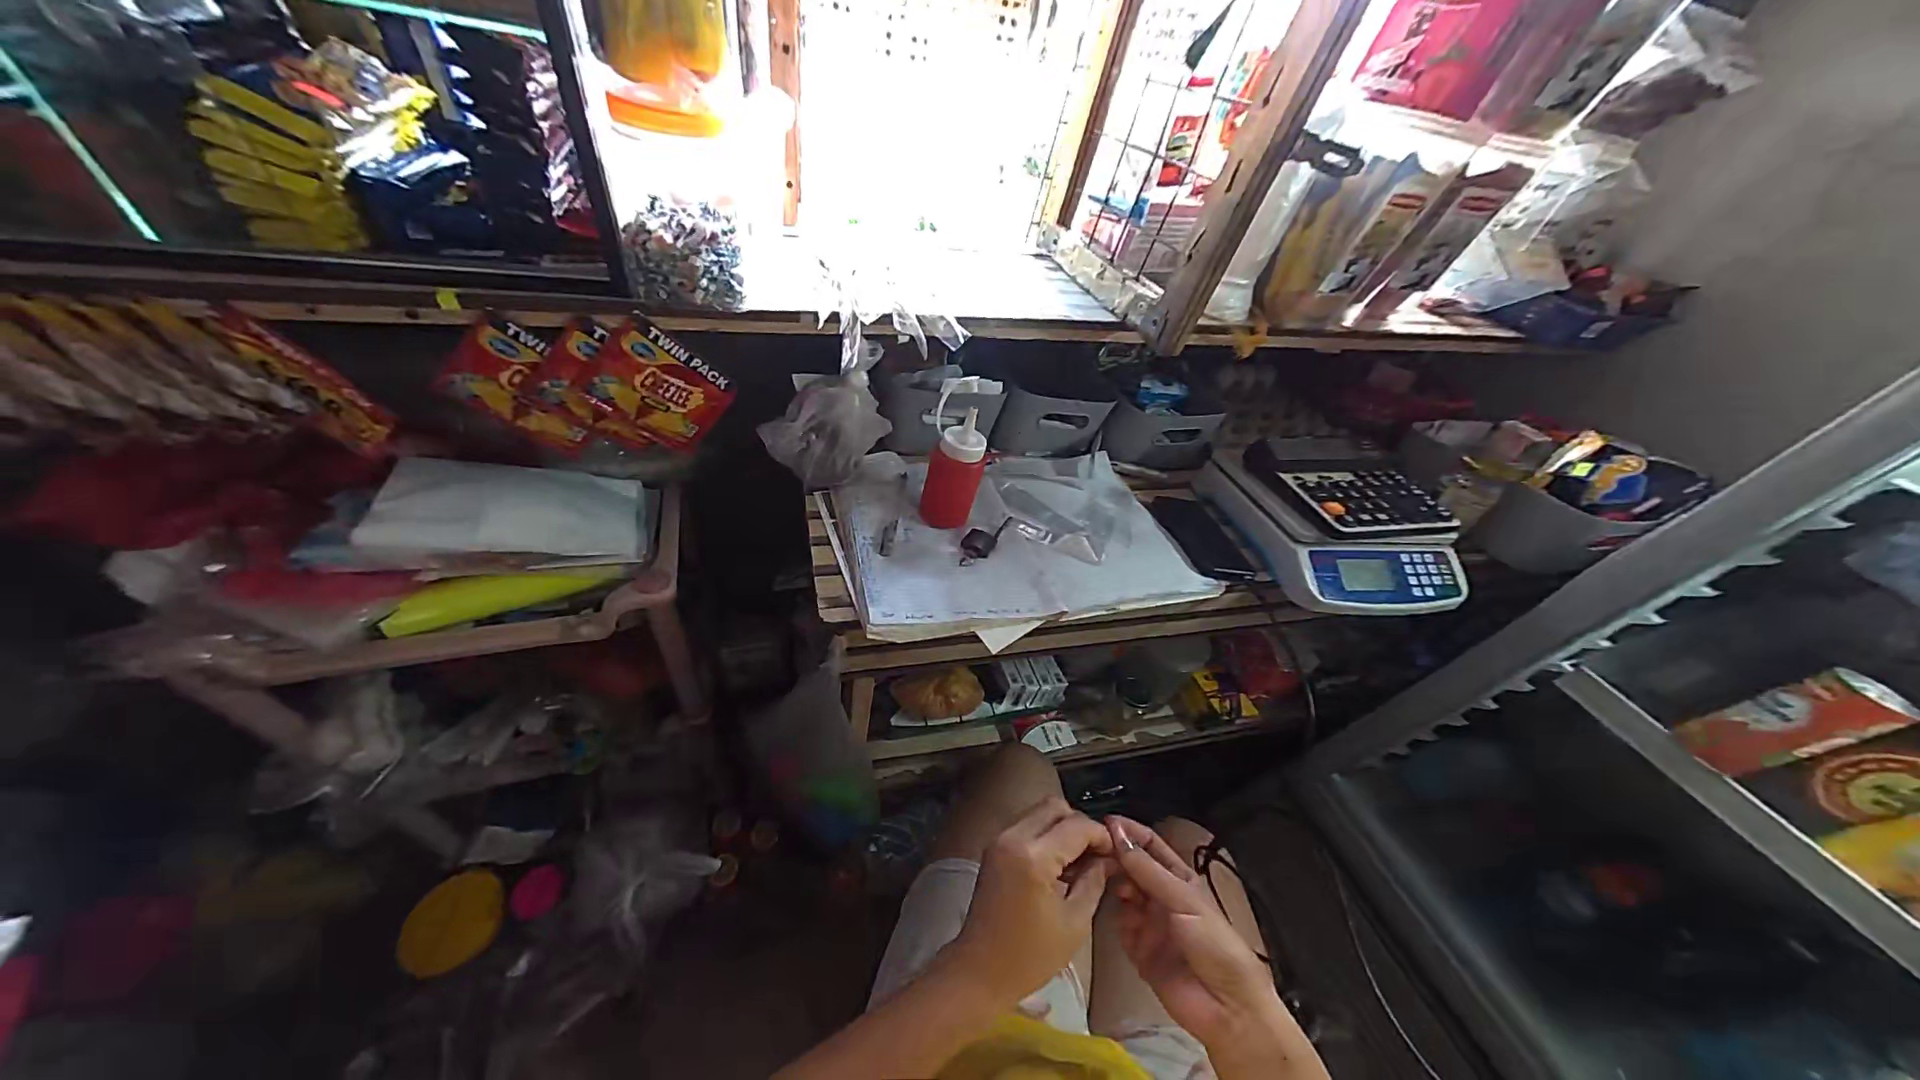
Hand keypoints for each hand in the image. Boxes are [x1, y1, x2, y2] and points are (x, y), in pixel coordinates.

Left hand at [943, 797, 1113, 1005]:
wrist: (979, 970)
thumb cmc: (1030, 955)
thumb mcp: (1074, 922)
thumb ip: (1094, 881)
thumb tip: (1109, 859)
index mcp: (1033, 857)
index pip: (1077, 826)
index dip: (1101, 836)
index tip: (1116, 853)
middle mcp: (1013, 838)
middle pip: (1055, 807)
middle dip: (1081, 825)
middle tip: (1097, 854)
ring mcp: (999, 840)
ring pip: (1039, 812)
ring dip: (1063, 828)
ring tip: (1081, 861)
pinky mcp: (994, 848)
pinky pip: (1027, 826)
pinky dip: (1046, 835)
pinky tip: (1059, 865)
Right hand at [1106, 816, 1296, 1069]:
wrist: (1227, 1008)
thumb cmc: (1215, 945)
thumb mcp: (1183, 899)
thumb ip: (1148, 869)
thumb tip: (1119, 834)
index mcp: (1179, 879)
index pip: (1150, 846)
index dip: (1129, 833)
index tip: (1105, 823)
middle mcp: (1161, 896)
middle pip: (1132, 868)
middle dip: (1116, 859)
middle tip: (1097, 853)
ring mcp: (1149, 922)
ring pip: (1122, 894)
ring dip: (1115, 887)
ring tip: (1107, 884)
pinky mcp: (1138, 949)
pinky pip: (1119, 926)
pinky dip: (1116, 918)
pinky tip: (1119, 917)